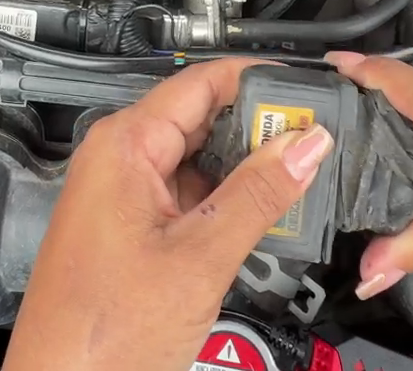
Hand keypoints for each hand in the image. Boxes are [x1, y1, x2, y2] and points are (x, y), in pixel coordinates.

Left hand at [3, 59, 333, 370]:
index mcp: (125, 143)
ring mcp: (124, 187)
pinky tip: (258, 212)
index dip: (254, 79)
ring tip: (293, 176)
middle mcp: (119, 154)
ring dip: (242, 165)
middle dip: (256, 126)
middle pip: (200, 116)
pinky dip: (223, 196)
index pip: (200, 82)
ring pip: (196, 154)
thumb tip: (303, 145)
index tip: (300, 89)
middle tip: (310, 140)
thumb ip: (257, 195)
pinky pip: (185, 188)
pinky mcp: (130, 219)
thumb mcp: (199, 258)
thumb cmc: (102, 332)